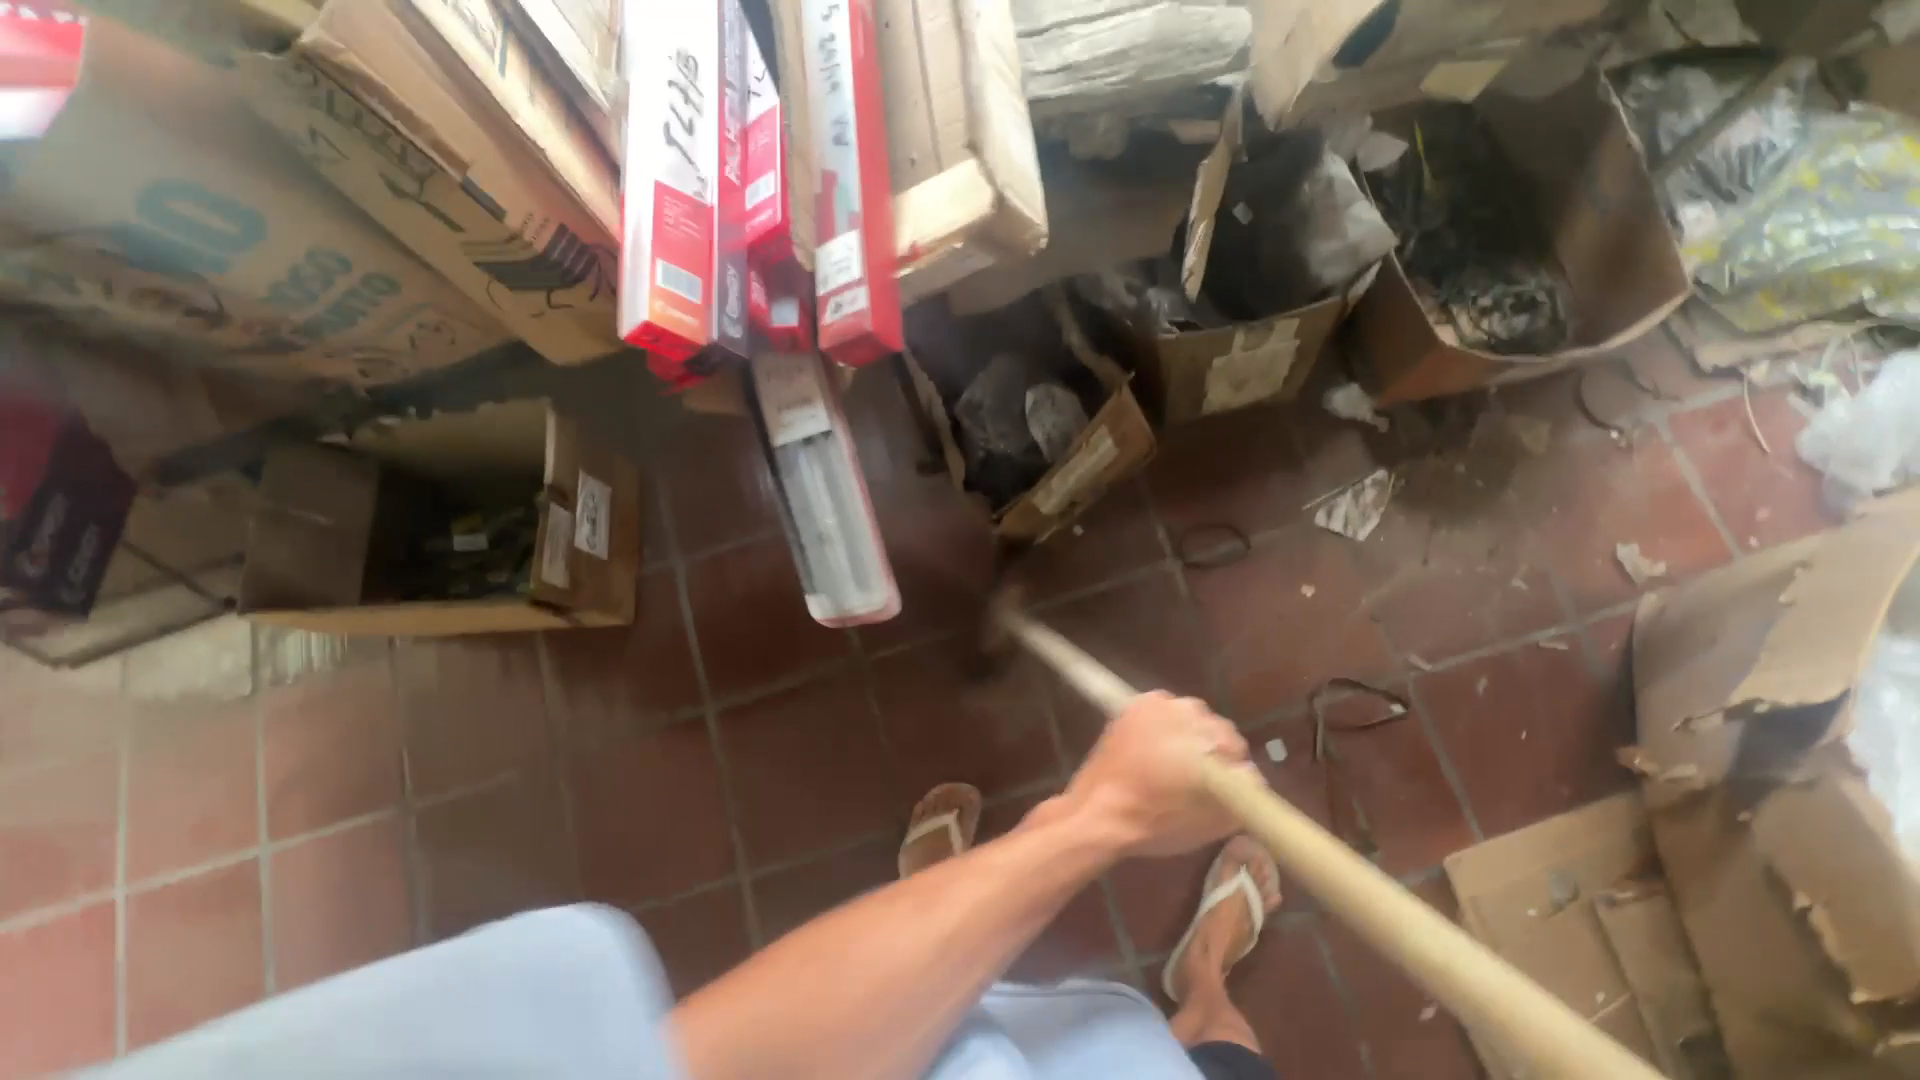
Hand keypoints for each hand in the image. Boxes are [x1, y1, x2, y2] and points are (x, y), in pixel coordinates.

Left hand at [1062, 691, 1254, 858]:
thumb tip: (1253, 777)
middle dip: (1210, 749)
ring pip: (1189, 716)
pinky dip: (1164, 724)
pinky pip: (1163, 709)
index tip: (1223, 787)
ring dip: (1187, 734)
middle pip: (1213, 727)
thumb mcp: (1212, 821)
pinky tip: (1156, 747)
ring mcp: (1159, 704)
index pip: (1236, 747)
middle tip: (1196, 777)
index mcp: (1211, 740)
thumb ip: (1246, 796)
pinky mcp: (1134, 704)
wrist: (1100, 812)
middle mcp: (1189, 712)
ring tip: (1173, 763)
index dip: (1233, 768)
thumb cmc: (1157, 821)